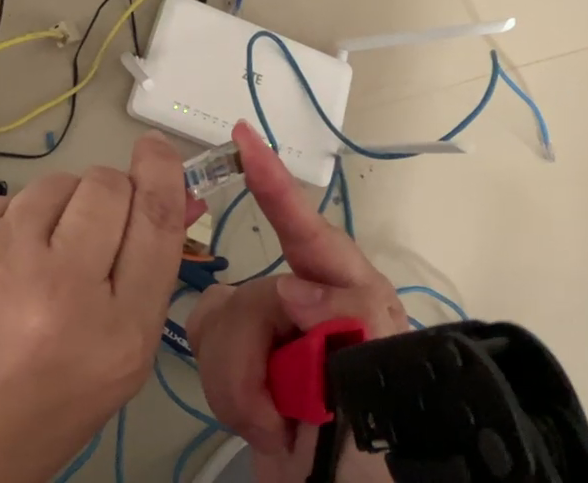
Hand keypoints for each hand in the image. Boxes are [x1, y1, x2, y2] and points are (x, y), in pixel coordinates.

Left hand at [0, 134, 199, 482]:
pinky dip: (7, 222)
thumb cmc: (35, 412)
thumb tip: (171, 197)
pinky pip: (2, 200)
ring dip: (55, 207)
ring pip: (53, 184)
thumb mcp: (111, 364)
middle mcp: (62, 288)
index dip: (162, 173)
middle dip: (106, 194)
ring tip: (33, 255)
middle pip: (106, 187)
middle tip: (86, 227)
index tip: (155, 149)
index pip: (155, 221)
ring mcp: (0, 259)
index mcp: (116, 334)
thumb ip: (143, 280)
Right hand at [186, 121, 404, 482]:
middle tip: (283, 406)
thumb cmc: (382, 449)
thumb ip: (350, 318)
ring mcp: (268, 337)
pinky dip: (223, 388)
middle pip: (251, 291)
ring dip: (237, 379)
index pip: (310, 232)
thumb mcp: (385, 378)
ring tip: (274, 423)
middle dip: (254, 352)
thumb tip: (288, 286)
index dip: (275, 184)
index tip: (244, 137)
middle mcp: (305, 305)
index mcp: (348, 297)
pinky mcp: (236, 364)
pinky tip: (257, 419)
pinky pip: (202, 347)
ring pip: (216, 318)